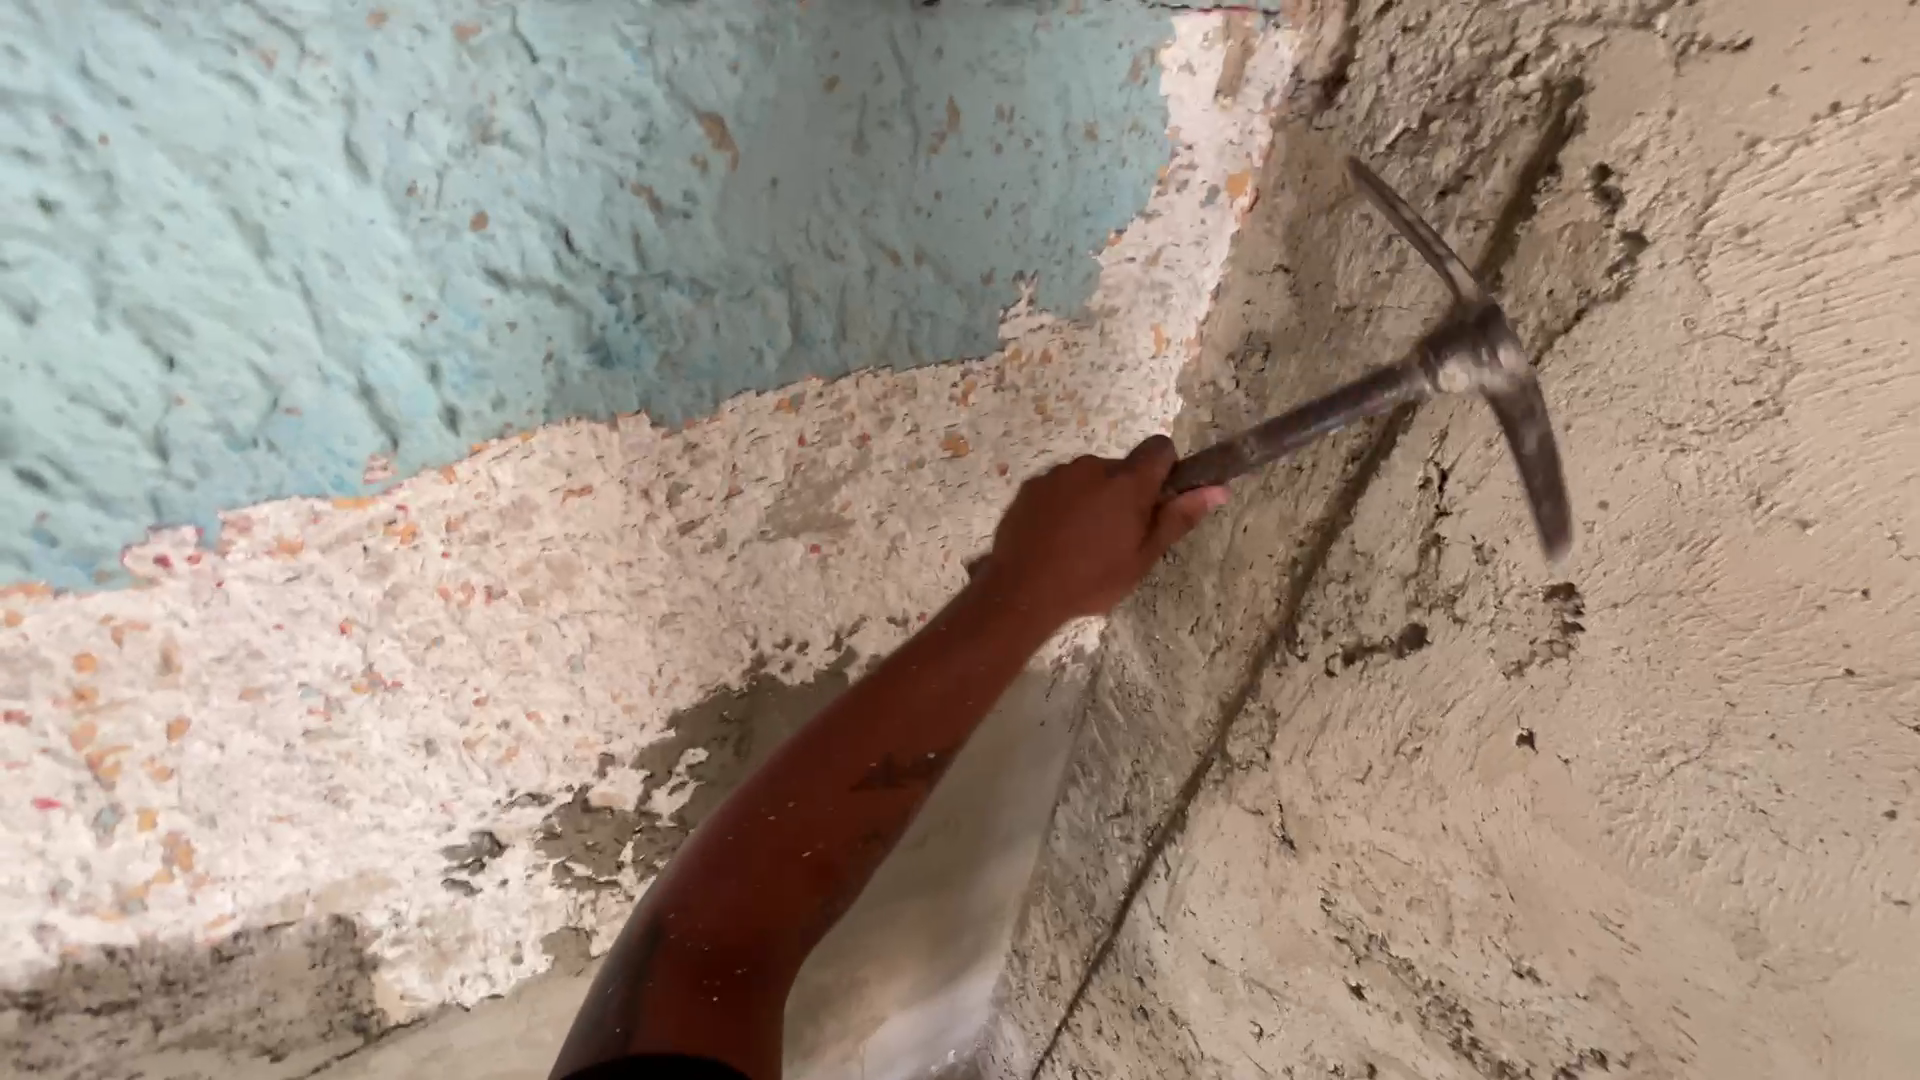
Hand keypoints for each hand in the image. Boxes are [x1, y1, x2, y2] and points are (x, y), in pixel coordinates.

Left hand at [975, 435, 1228, 624]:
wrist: (1022, 590)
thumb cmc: (1091, 579)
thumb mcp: (1143, 557)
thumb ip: (1178, 518)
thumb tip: (1219, 490)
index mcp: (1127, 482)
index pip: (1160, 448)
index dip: (1164, 470)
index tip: (1157, 500)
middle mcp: (1092, 467)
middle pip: (1121, 468)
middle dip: (1124, 492)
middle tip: (1116, 535)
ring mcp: (1057, 474)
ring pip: (1087, 478)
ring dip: (1091, 498)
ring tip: (1080, 541)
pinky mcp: (1030, 486)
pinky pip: (1058, 487)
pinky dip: (1062, 504)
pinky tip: (1054, 537)